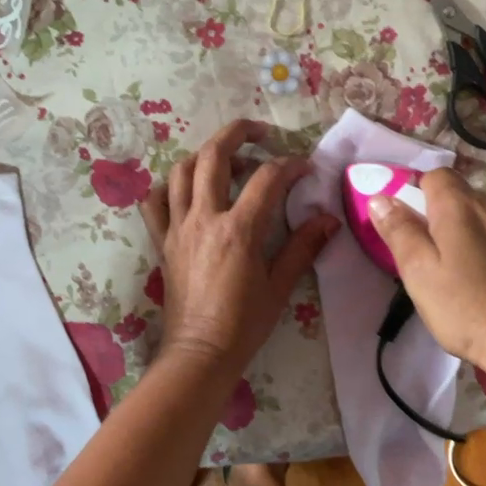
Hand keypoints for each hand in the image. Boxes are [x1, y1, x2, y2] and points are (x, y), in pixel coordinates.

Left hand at [141, 119, 338, 380]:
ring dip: (204, 154)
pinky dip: (169, 186)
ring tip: (227, 159)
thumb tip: (329, 219)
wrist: (200, 353)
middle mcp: (204, 218)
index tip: (305, 167)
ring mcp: (178, 227)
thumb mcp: (280, 286)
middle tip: (260, 133)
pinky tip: (186, 188)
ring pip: (182, 171)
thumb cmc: (244, 324)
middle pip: (214, 155)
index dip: (289, 164)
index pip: (266, 178)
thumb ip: (303, 247)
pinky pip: (156, 202)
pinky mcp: (162, 241)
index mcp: (238, 229)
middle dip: (238, 133)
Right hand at [368, 169, 485, 392]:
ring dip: (472, 235)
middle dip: (443, 217)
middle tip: (432, 260)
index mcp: (461, 207)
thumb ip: (399, 231)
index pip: (435, 176)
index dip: (417, 194)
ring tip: (465, 276)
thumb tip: (381, 199)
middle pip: (463, 197)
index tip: (410, 227)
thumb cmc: (469, 310)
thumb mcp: (419, 273)